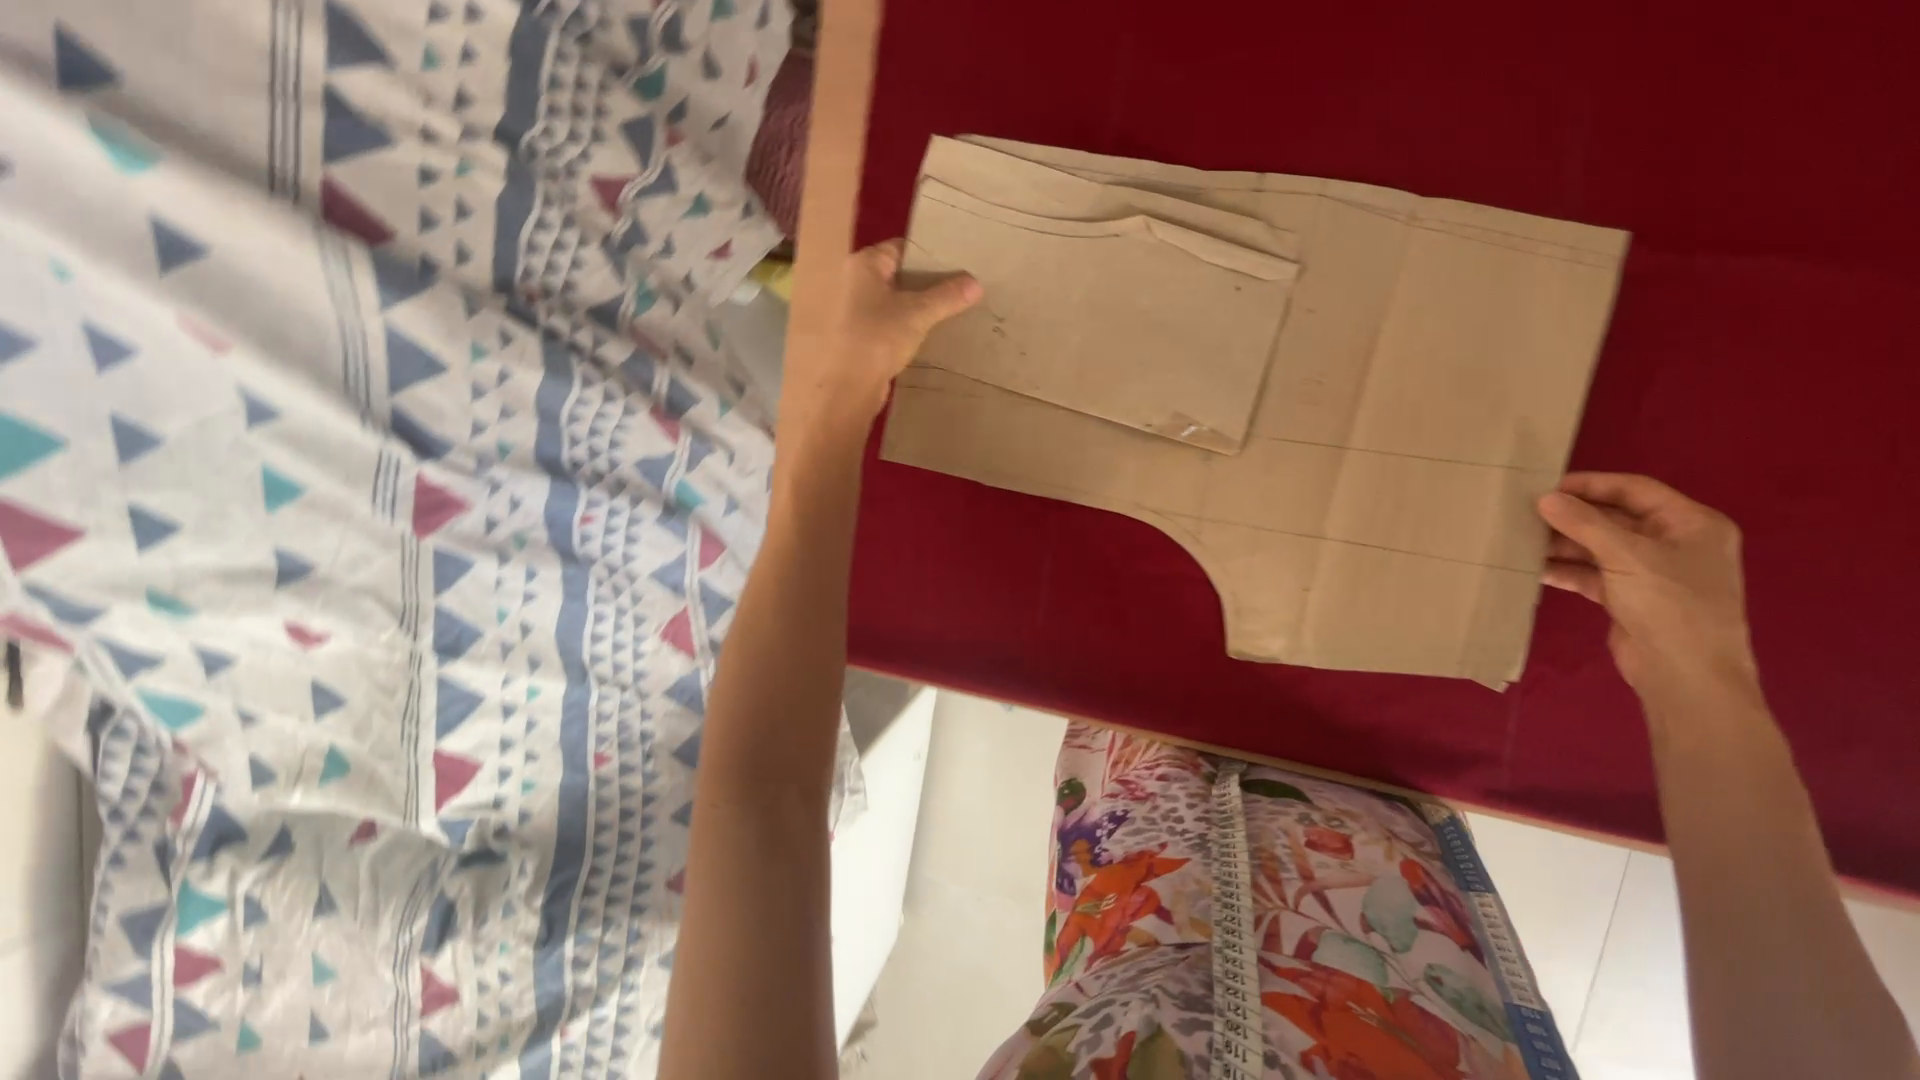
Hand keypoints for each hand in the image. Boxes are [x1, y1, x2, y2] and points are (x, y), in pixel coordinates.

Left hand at [778, 239, 981, 437]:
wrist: (849, 386)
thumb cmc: (878, 337)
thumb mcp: (919, 313)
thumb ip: (948, 296)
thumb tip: (977, 283)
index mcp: (864, 264)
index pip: (901, 248)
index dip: (928, 254)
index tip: (957, 261)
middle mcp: (855, 282)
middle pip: (899, 274)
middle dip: (927, 281)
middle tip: (961, 284)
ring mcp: (855, 311)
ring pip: (895, 301)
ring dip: (919, 306)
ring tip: (951, 307)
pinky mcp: (860, 336)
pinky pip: (890, 322)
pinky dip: (908, 325)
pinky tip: (930, 331)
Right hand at [1536, 473, 1760, 705]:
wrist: (1685, 673)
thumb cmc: (1671, 604)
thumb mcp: (1628, 556)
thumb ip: (1585, 524)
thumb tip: (1544, 497)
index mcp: (1692, 523)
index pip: (1635, 490)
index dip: (1592, 485)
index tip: (1547, 486)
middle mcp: (1673, 543)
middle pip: (1614, 519)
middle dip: (1572, 517)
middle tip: (1526, 513)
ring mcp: (1650, 572)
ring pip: (1599, 548)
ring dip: (1563, 545)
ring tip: (1521, 541)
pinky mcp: (1629, 597)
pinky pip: (1592, 574)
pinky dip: (1565, 571)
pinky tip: (1533, 570)